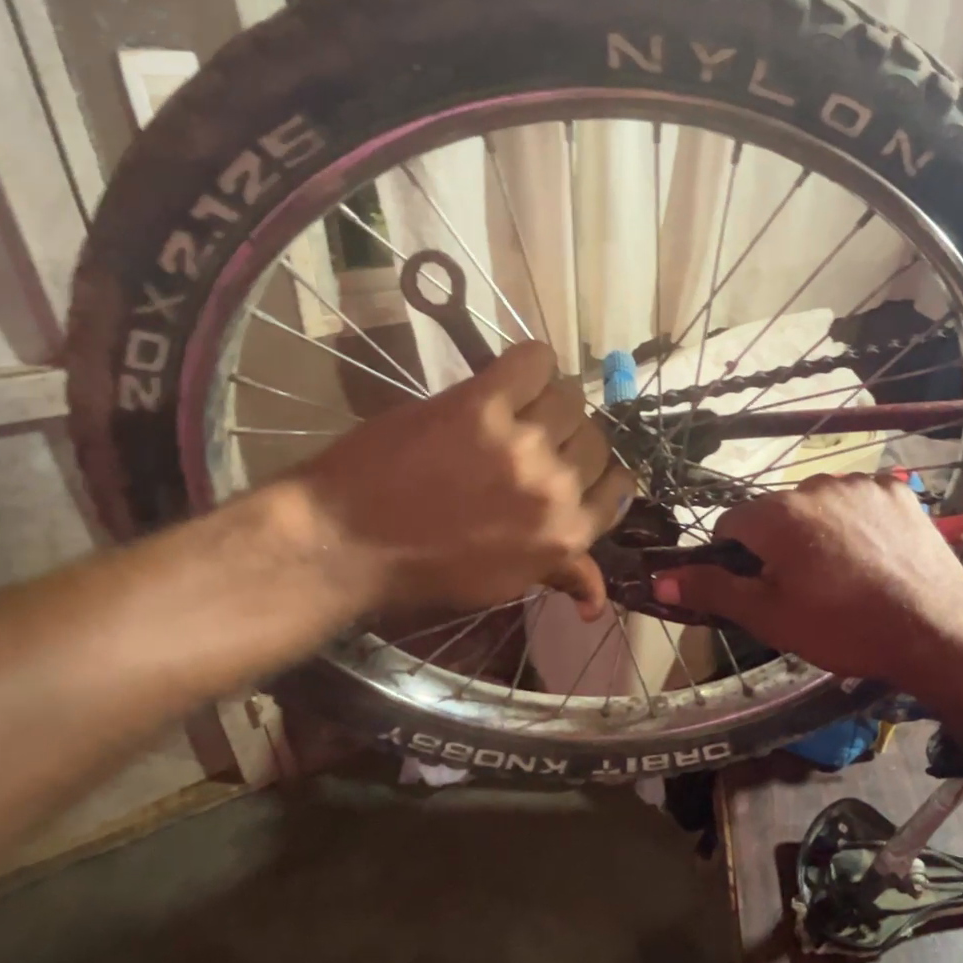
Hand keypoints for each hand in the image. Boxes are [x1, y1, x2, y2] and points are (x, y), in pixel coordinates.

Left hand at [289, 342, 635, 618]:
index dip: (595, 474)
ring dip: (546, 401)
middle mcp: (556, 490)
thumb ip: (558, 572)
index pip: (619, 487)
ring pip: (570, 397)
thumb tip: (598, 601)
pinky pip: (534, 361)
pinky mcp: (481, 404)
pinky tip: (506, 380)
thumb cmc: (423, 569)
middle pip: (596, 438)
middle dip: (569, 439)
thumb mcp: (502, 583)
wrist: (342, 541)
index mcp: (567, 536)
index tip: (569, 468)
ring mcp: (521, 444)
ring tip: (515, 409)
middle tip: (532, 440)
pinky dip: (528, 364)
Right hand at [653, 473, 962, 690]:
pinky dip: (860, 520)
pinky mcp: (898, 491)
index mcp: (777, 515)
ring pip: (821, 504)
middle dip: (782, 544)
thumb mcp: (769, 617)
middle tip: (807, 590)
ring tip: (847, 575)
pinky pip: (862, 499)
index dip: (738, 558)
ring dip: (821, 529)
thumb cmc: (842, 628)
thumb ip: (713, 590)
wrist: (933, 630)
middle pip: (779, 512)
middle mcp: (815, 485)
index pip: (733, 524)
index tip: (761, 588)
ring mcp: (861, 484)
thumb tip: (659, 579)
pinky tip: (876, 554)